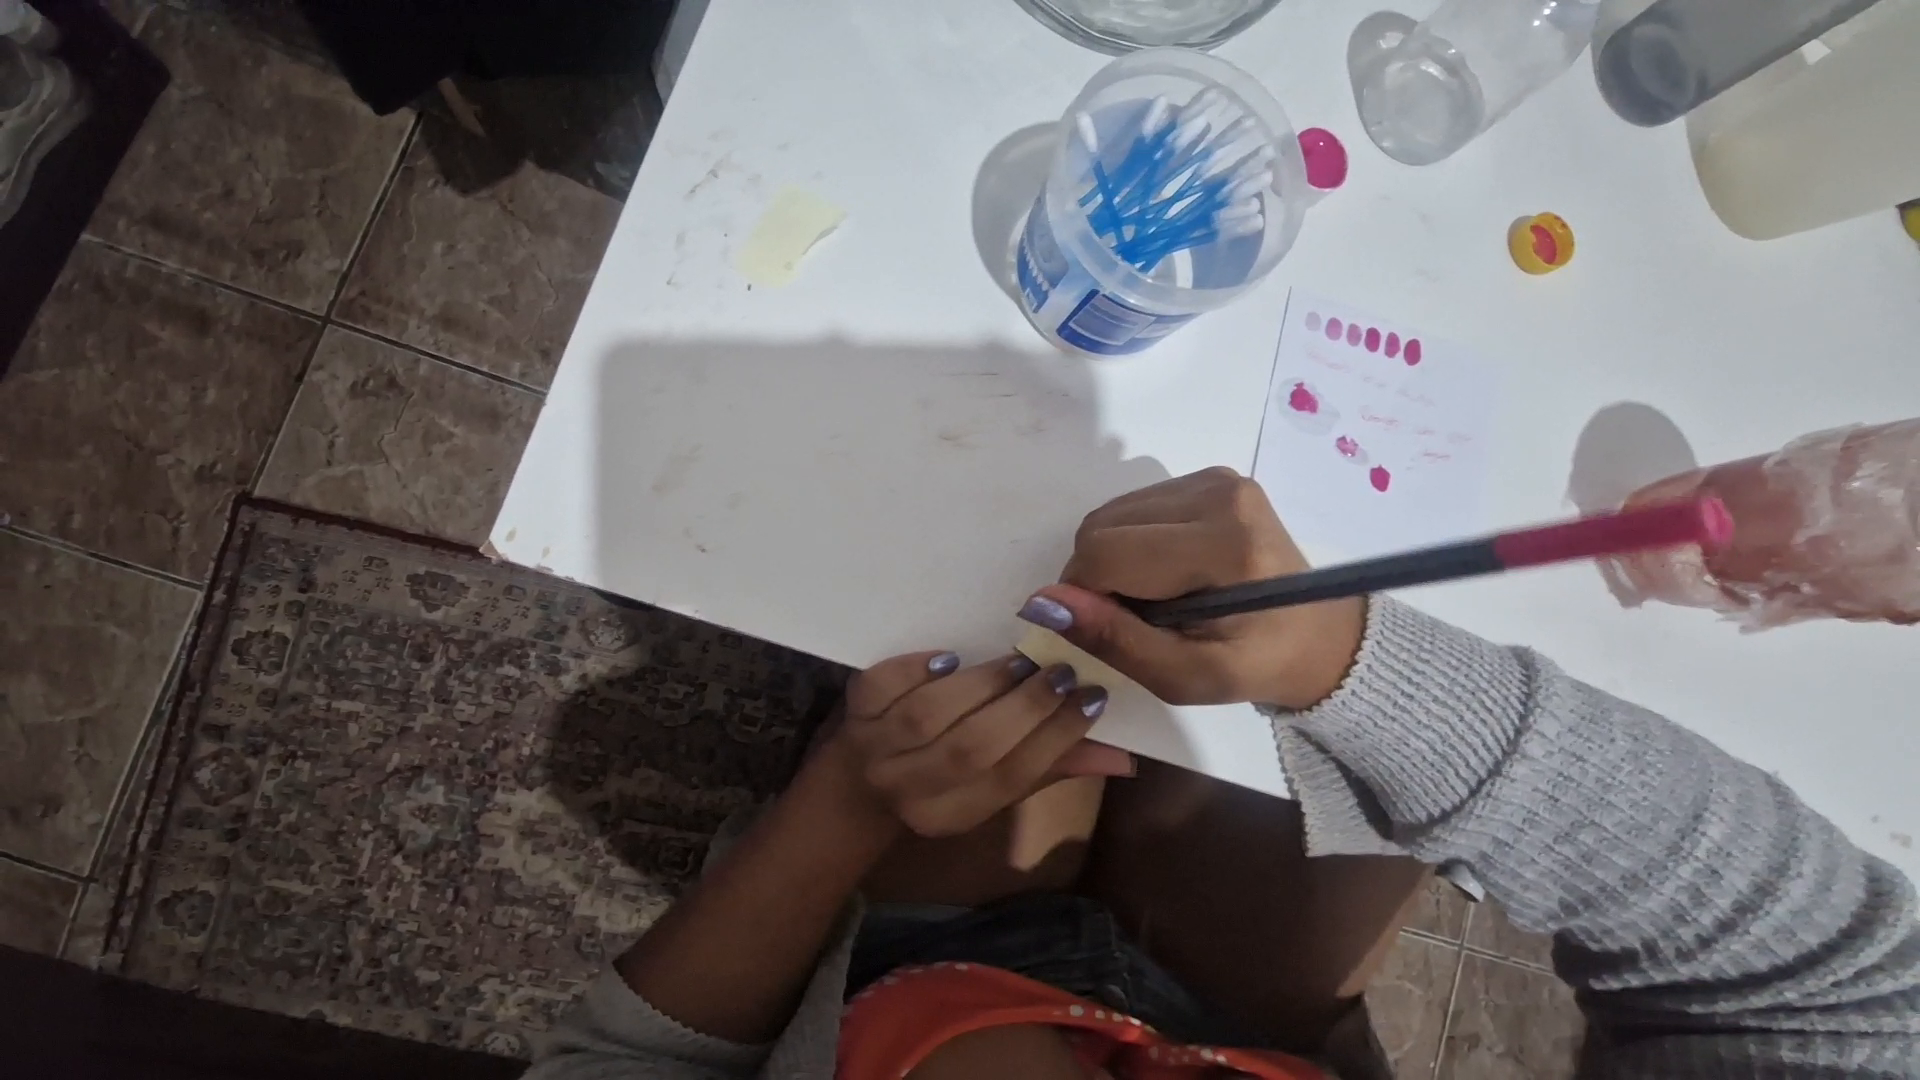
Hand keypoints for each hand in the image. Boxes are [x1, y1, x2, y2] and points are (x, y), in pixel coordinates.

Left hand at [812, 651, 1133, 838]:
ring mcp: (875, 748)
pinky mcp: (854, 709)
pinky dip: (915, 668)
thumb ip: (1050, 766)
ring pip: (930, 714)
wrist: (856, 785)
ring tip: (1019, 660)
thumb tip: (1122, 757)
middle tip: (1060, 670)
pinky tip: (949, 658)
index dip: (1056, 737)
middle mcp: (909, 787)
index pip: (1012, 778)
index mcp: (950, 815)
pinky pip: (882, 685)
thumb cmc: (940, 780)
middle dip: (1024, 706)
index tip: (1092, 696)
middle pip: (971, 748)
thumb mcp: (992, 786)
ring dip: (982, 683)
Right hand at [1015, 467, 1365, 709]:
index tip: (1114, 629)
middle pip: (1101, 527)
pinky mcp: (1211, 477)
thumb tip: (1041, 601)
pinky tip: (1166, 570)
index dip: (1087, 596)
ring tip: (1157, 595)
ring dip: (1114, 559)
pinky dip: (1132, 542)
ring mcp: (1217, 479)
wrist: (1319, 636)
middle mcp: (1220, 494)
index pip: (1105, 553)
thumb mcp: (1183, 677)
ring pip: (1111, 514)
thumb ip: (1114, 639)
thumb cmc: (1254, 665)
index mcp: (1224, 545)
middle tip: (1138, 616)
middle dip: (1099, 577)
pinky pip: (1133, 506)